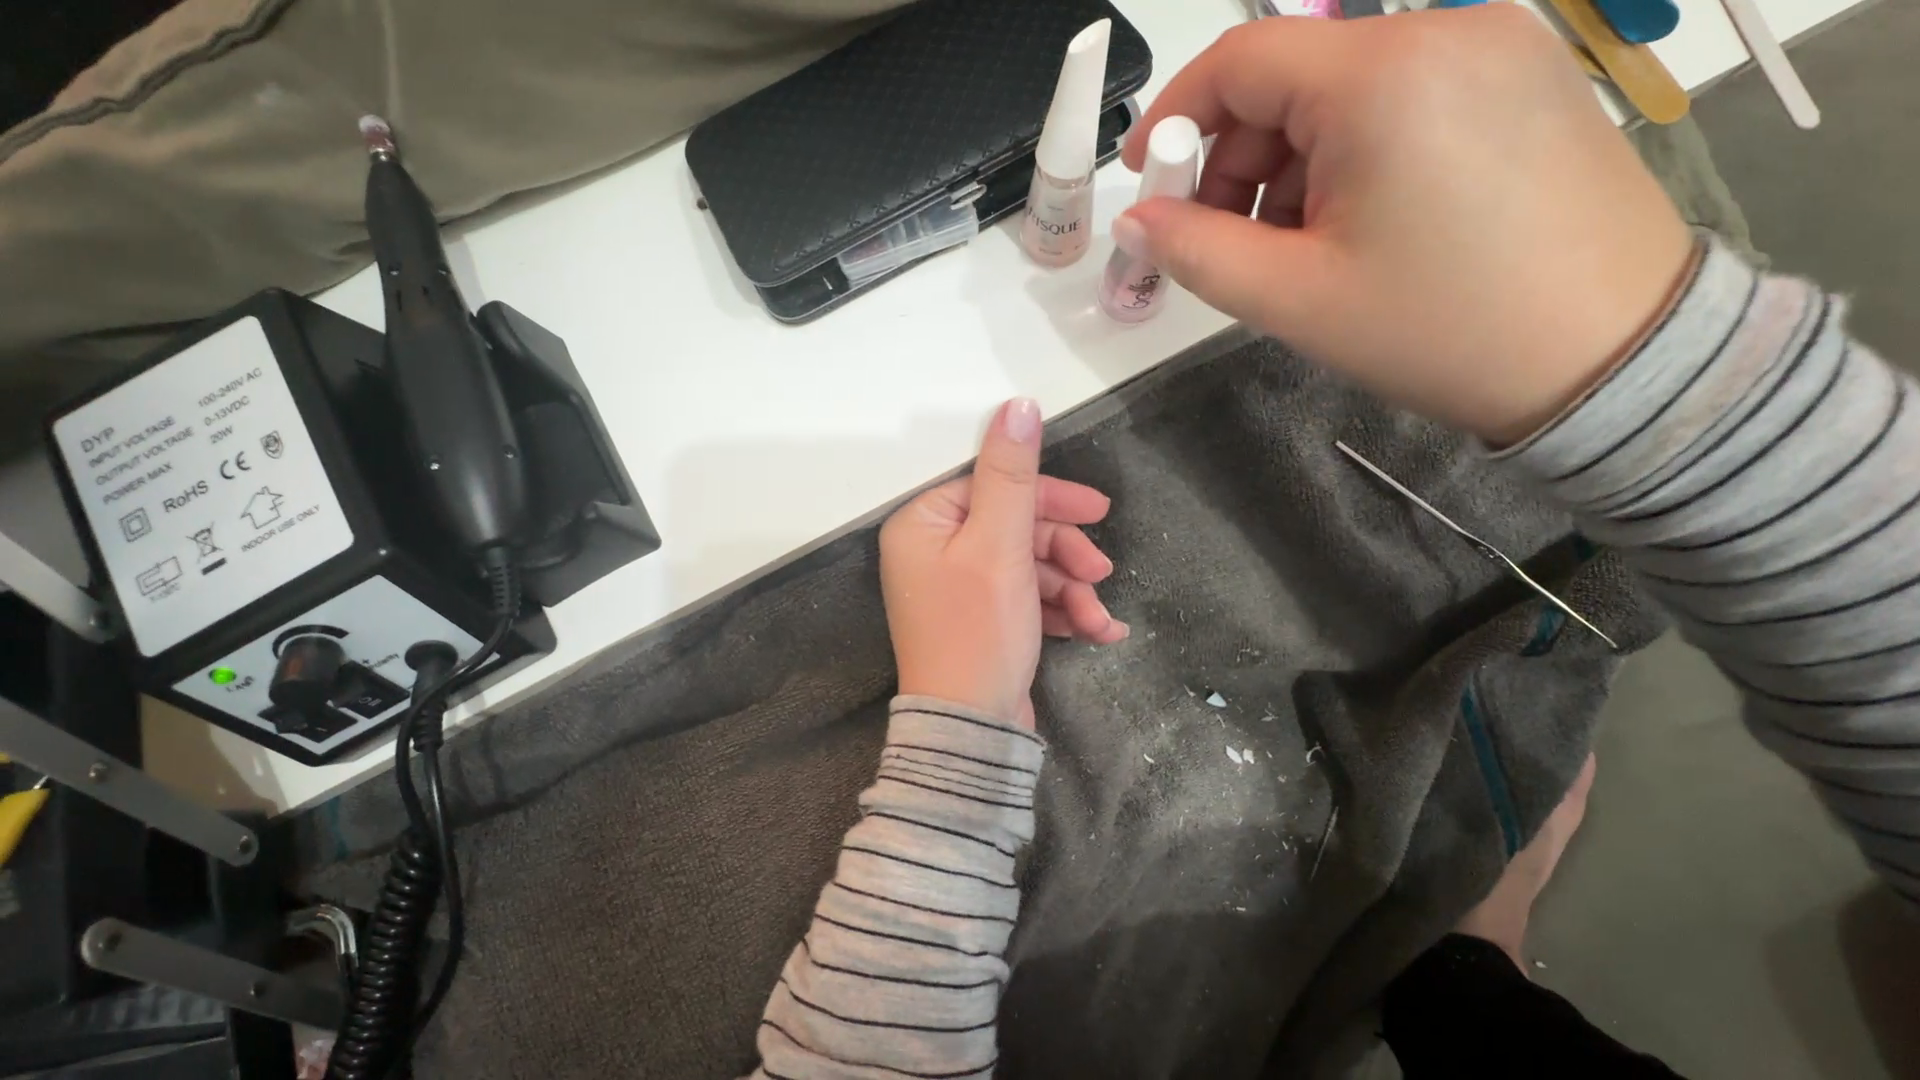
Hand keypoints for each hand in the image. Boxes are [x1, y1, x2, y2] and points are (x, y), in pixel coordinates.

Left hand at [879, 398, 1126, 726]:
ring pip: (1029, 564)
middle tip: (1102, 568)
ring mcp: (958, 588)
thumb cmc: (978, 632)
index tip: (1097, 509)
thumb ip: (1011, 475)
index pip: (993, 485)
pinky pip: (1027, 597)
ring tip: (1097, 616)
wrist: (971, 730)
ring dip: (1071, 587)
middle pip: (1015, 525)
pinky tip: (1094, 631)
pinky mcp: (983, 618)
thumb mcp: (999, 547)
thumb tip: (1018, 405)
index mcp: (923, 525)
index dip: (1050, 497)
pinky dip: (1061, 610)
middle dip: (1065, 550)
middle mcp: (934, 550)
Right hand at [1115, 8, 1694, 444]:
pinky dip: (1353, 156)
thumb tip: (1137, 220)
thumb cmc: (1440, 329)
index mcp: (1381, 75)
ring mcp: (1497, 49)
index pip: (1238, 60)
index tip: (1147, 179)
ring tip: (1300, 251)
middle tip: (1227, 244)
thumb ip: (1193, 251)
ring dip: (1293, 166)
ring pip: (1344, 93)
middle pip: (1292, 78)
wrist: (1614, 360)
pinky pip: (1403, 101)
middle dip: (1238, 160)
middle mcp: (1444, 31)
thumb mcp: (1293, 298)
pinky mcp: (1526, 80)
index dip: (1174, 116)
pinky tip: (1360, 226)